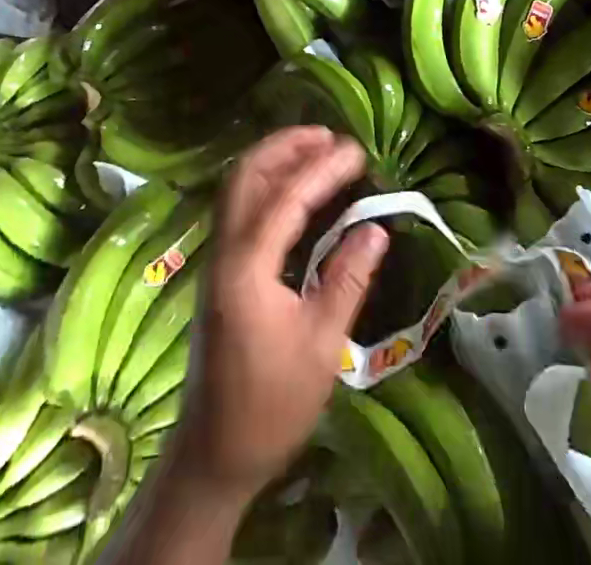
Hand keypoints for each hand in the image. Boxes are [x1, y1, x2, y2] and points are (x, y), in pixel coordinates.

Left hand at [119, 127, 385, 564]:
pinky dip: (267, 187)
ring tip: (316, 149)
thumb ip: (348, 279)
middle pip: (243, 180)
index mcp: (246, 270)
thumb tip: (375, 228)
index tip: (358, 151)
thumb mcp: (322, 343)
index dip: (323, 170)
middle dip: (284, 148)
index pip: (285, 200)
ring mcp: (216, 265)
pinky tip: (297, 192)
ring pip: (236, 193)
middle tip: (328, 134)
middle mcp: (223, 257)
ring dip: (273, 163)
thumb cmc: (273, 403)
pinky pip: (240, 213)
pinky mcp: (220, 277)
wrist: (215, 454)